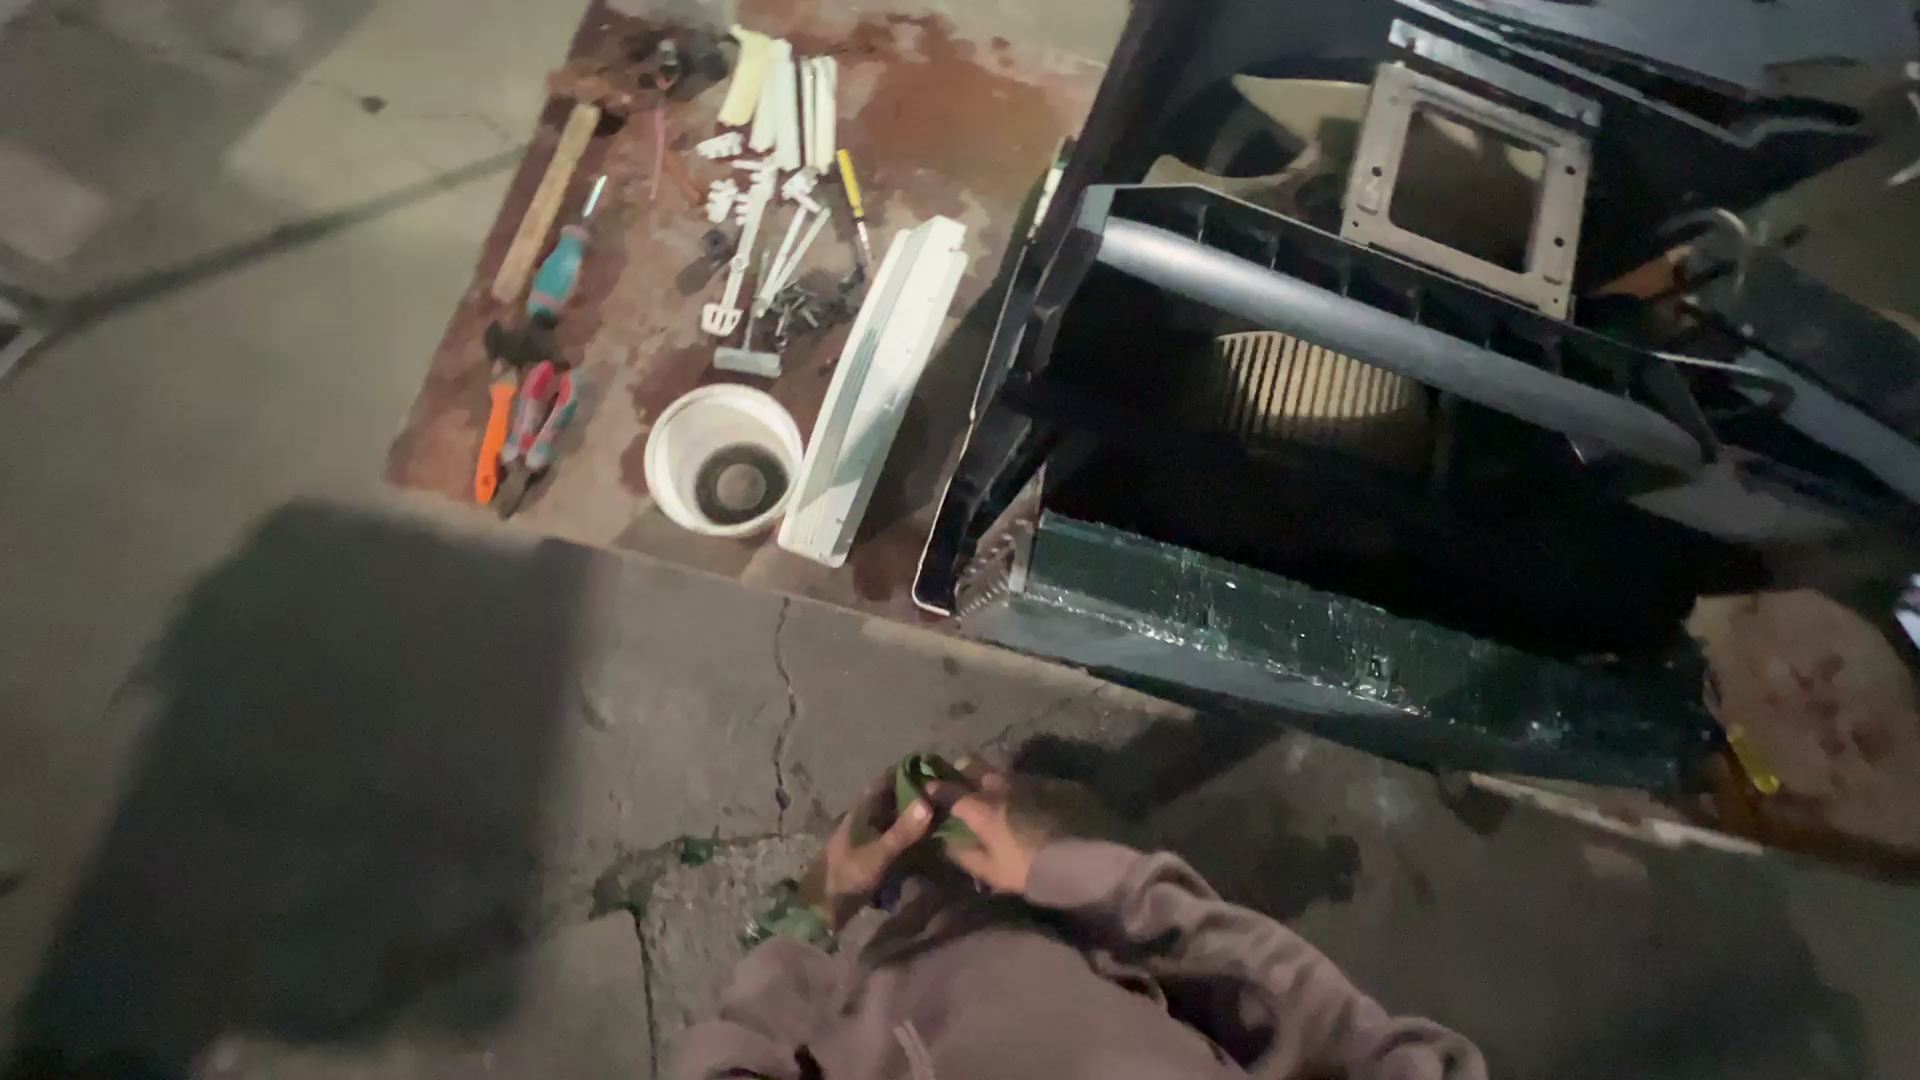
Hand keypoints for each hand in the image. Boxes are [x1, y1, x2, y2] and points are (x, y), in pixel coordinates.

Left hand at [809, 783, 932, 928]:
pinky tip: (929, 838)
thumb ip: (902, 831)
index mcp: (864, 808)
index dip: (910, 771)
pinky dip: (910, 832)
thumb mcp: (878, 854)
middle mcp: (866, 815)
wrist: (822, 910)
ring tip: (944, 812)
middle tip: (947, 794)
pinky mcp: (872, 851)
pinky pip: (895, 834)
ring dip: (914, 813)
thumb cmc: (847, 876)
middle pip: (894, 796)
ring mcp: (868, 834)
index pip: (888, 779)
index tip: (937, 769)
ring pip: (895, 815)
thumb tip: (928, 802)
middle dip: (917, 793)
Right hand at [930, 767, 1044, 893]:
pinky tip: (1028, 795)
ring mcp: (1027, 779)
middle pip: (974, 765)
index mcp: (981, 807)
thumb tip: (946, 843)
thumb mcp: (991, 871)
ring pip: (1002, 768)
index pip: (950, 790)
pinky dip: (1022, 784)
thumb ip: (965, 855)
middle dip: (963, 767)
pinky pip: (1030, 777)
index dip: (936, 787)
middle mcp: (1000, 786)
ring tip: (994, 784)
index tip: (928, 785)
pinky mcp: (1051, 781)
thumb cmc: (1028, 869)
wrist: (1079, 858)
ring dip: (993, 774)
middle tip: (960, 774)